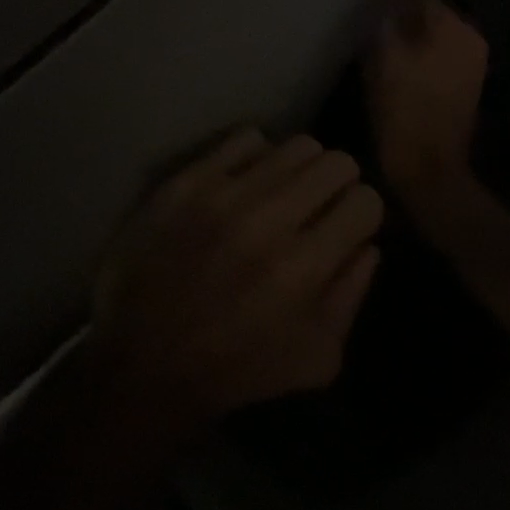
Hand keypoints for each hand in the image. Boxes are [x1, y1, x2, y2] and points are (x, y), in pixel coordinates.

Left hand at [89, 129, 383, 428]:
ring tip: (286, 195)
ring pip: (298, 146)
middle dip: (340, 187)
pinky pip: (247, 138)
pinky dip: (258, 158)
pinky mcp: (185, 184)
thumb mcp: (316, 359)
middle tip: (322, 209)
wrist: (140, 370)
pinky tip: (249, 186)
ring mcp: (223, 196)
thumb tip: (369, 245)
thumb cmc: (236, 372)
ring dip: (302, 171)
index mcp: (304, 266)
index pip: (366, 200)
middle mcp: (268, 221)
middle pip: (338, 163)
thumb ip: (352, 296)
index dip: (364, 217)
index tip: (350, 230)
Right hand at [364, 0, 489, 198]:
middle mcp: (471, 38)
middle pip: (428, 11)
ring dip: (406, 34)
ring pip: (431, 34)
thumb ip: (385, 19)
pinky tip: (391, 61)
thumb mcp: (384, 59)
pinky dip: (416, 54)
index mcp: (456, 26)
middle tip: (364, 14)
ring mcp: (470, 62)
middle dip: (399, 11)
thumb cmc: (404, 113)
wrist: (430, 172)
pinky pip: (435, 55)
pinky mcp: (463, 84)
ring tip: (373, 36)